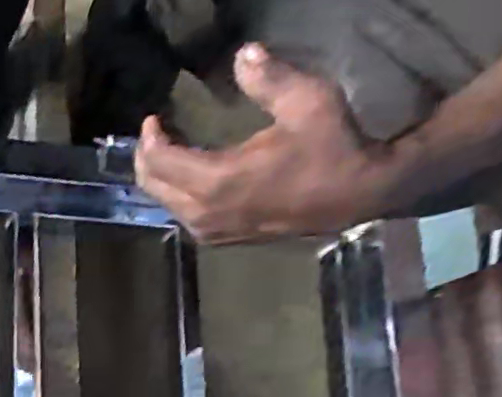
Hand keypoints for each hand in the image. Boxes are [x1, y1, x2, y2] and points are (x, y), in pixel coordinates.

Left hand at [134, 44, 400, 243]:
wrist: (355, 197)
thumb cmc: (331, 148)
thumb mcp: (306, 101)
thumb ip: (269, 79)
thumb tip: (243, 53)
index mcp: (216, 180)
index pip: (161, 161)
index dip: (150, 138)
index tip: (152, 118)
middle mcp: (202, 212)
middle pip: (154, 186)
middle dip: (146, 159)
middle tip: (152, 134)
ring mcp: (208, 230)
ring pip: (165, 204)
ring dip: (159, 178)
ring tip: (164, 152)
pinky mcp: (218, 238)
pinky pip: (182, 216)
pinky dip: (174, 195)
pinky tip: (183, 177)